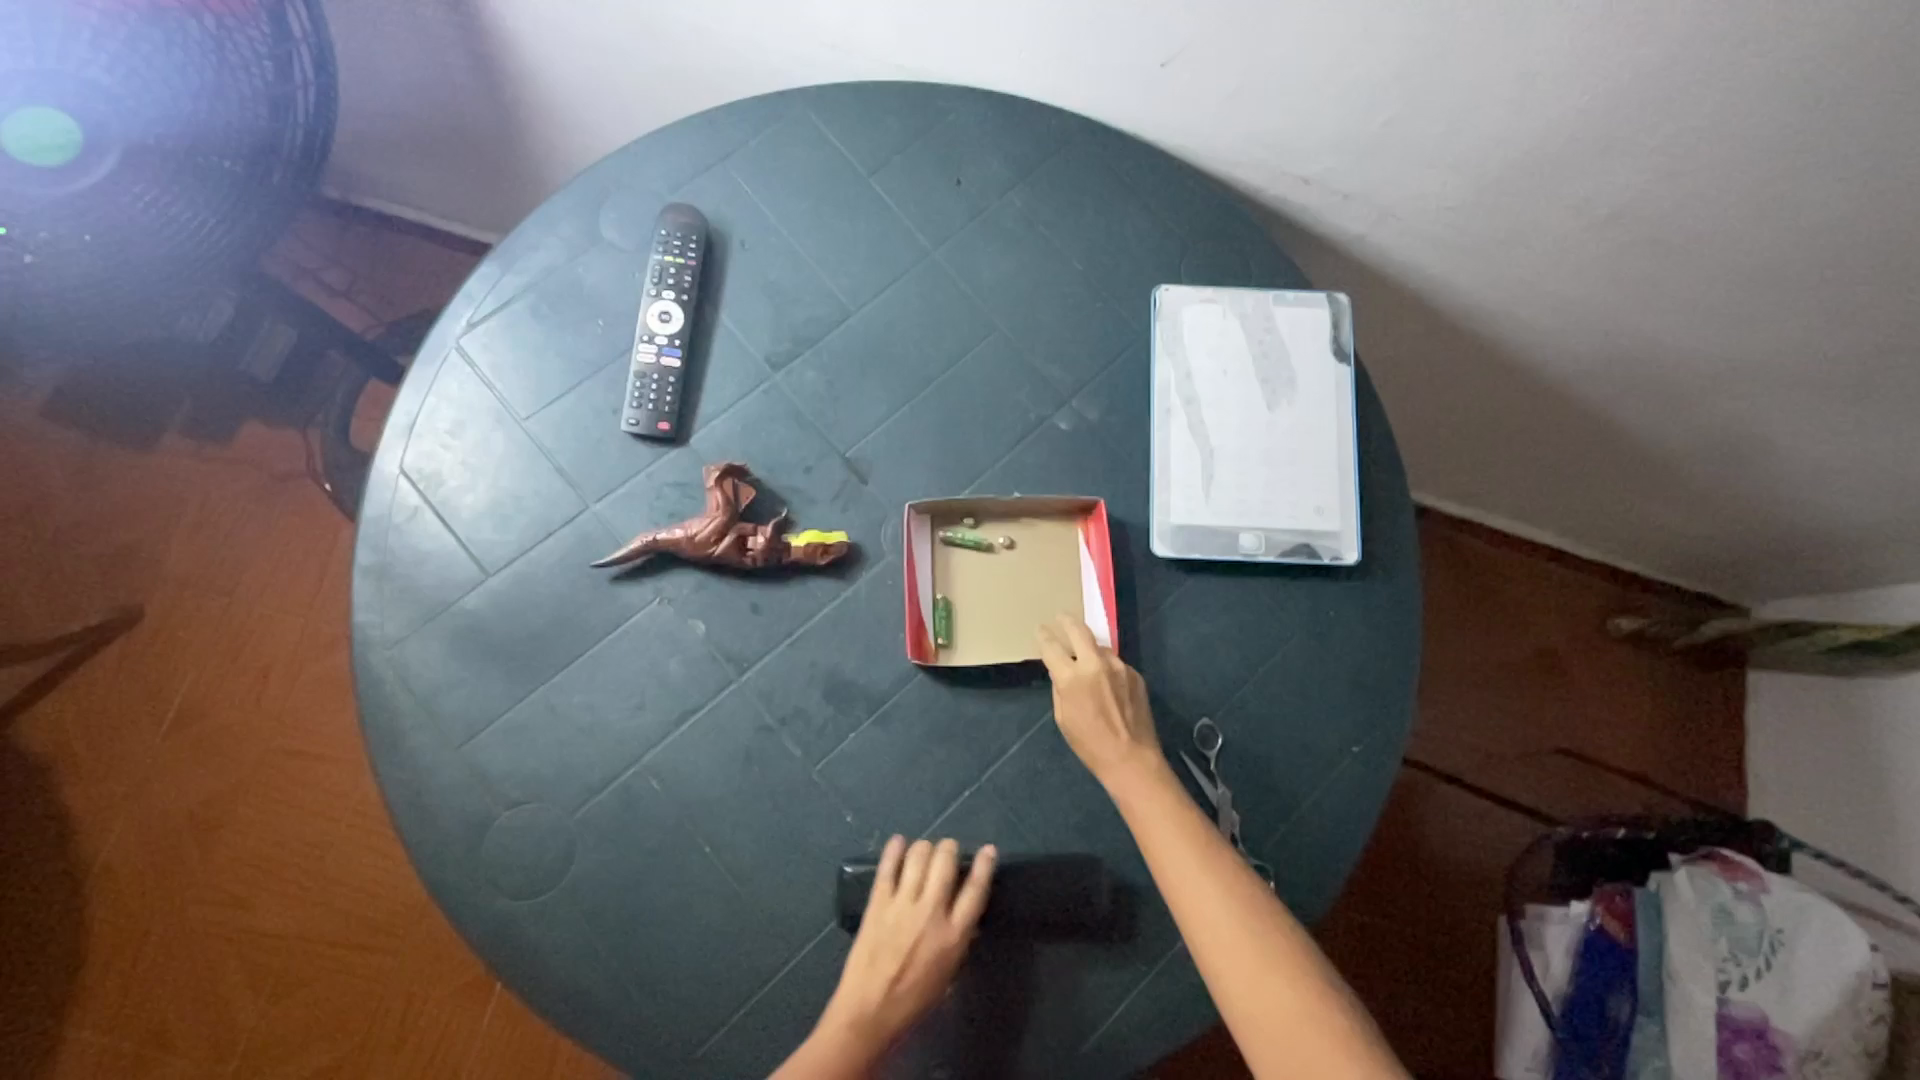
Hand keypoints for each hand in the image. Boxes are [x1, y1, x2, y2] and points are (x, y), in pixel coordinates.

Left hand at [819, 836, 995, 1049]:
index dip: (984, 865)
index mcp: (954, 934)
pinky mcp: (877, 903)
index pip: (976, 889)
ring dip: (924, 847)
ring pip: (918, 856)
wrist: (869, 1012)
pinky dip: (894, 850)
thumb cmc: (914, 1002)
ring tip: (924, 850)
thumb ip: (959, 942)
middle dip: (949, 848)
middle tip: (947, 850)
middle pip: (945, 862)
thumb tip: (966, 921)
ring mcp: (902, 904)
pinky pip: (887, 867)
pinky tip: (898, 842)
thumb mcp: (949, 975)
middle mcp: (931, 912)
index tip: (988, 850)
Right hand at [1037, 614, 1162, 789]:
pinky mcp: (1135, 674)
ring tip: (1085, 654)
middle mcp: (1096, 665)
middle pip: (1079, 631)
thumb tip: (1061, 673)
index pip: (1052, 647)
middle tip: (1061, 617)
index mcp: (1072, 677)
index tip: (1041, 630)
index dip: (1044, 636)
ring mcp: (1119, 667)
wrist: (1131, 757)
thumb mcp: (1063, 718)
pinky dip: (1107, 667)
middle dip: (1067, 621)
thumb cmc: (1089, 744)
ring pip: (1100, 647)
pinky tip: (1107, 681)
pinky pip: (1116, 664)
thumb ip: (1060, 688)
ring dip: (1090, 648)